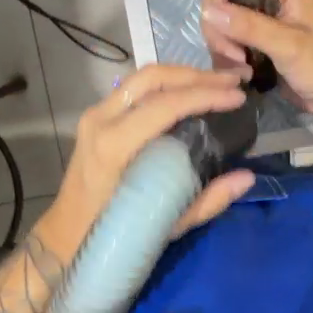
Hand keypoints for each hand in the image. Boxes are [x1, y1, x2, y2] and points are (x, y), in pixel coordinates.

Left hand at [40, 63, 256, 251]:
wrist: (67, 237)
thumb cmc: (113, 235)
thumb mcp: (164, 224)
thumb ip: (207, 201)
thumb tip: (246, 178)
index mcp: (114, 145)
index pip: (166, 105)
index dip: (206, 96)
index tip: (239, 97)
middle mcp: (101, 120)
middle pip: (153, 78)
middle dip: (198, 75)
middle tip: (234, 81)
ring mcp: (96, 115)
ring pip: (143, 78)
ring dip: (183, 75)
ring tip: (218, 81)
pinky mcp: (97, 118)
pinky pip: (135, 90)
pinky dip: (167, 85)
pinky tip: (190, 92)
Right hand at [200, 0, 312, 126]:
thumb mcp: (287, 45)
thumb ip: (249, 26)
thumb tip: (208, 11)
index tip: (224, 29)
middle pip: (219, 0)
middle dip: (220, 30)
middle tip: (237, 55)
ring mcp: (257, 20)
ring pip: (219, 24)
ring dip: (223, 48)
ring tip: (243, 68)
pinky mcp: (252, 42)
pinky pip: (225, 42)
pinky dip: (227, 58)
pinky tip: (242, 73)